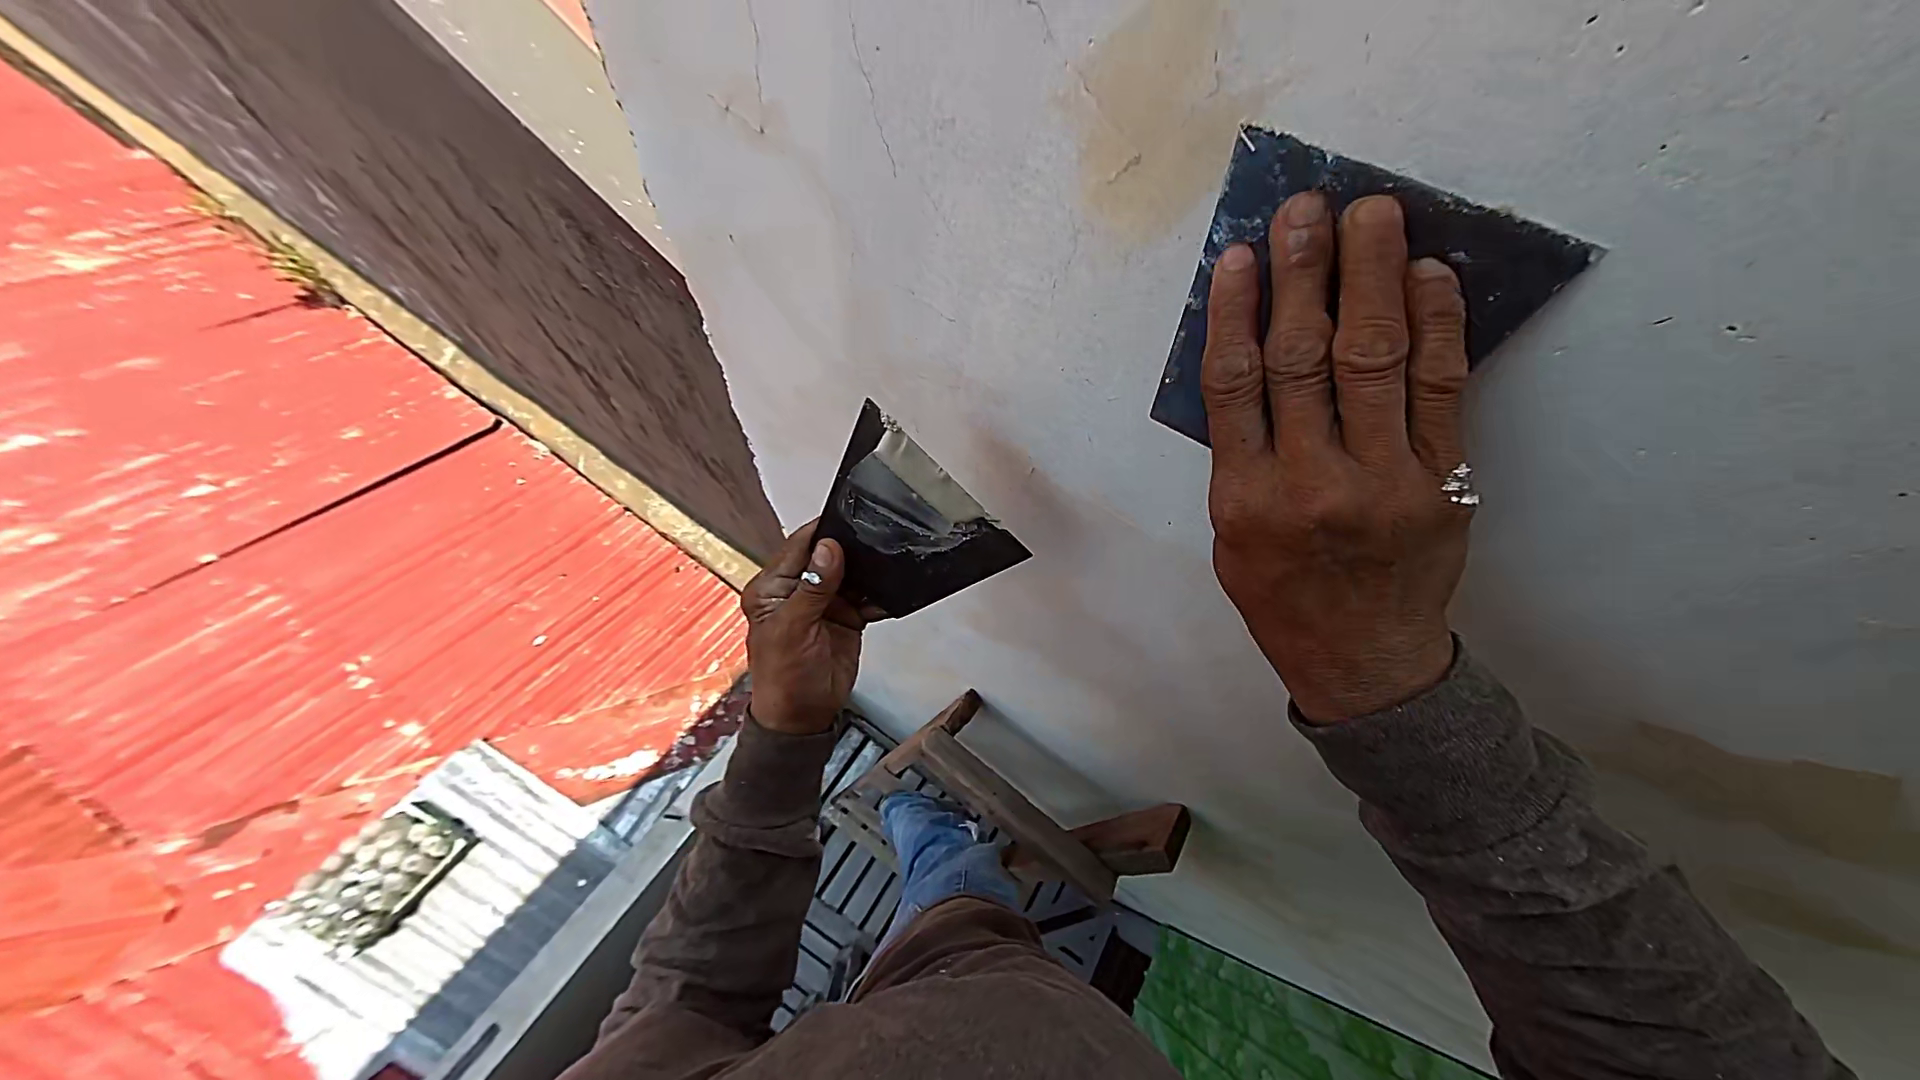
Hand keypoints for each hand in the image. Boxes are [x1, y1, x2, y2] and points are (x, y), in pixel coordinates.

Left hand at [741, 520, 883, 734]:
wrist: (803, 717)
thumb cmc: (783, 678)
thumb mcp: (793, 630)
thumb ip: (813, 588)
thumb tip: (828, 548)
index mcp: (773, 588)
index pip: (798, 548)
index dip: (822, 532)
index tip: (849, 516)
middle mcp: (799, 590)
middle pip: (829, 556)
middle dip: (851, 548)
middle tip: (879, 534)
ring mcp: (825, 602)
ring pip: (852, 574)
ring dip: (869, 570)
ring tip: (891, 558)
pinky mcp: (848, 616)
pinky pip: (867, 596)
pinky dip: (880, 594)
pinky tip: (893, 588)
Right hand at [1201, 192, 1472, 723]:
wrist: (1360, 658)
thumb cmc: (1279, 595)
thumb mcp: (1229, 535)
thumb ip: (1237, 458)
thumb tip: (1248, 369)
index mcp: (1243, 500)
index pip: (1235, 387)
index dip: (1235, 314)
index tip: (1238, 257)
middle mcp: (1309, 485)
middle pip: (1304, 360)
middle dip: (1304, 275)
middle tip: (1305, 210)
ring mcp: (1383, 481)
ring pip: (1375, 361)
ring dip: (1372, 278)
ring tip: (1372, 214)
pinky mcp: (1443, 481)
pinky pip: (1442, 390)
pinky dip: (1437, 324)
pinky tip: (1429, 275)